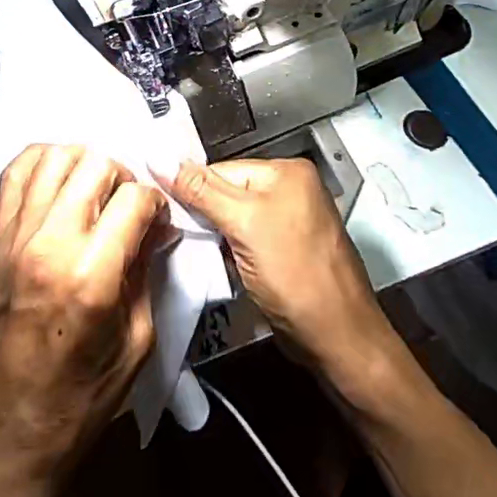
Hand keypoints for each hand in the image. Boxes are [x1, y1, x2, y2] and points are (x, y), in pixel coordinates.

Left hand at [0, 145, 166, 496]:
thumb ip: (146, 268)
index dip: (155, 205)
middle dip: (123, 179)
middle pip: (96, 164)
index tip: (156, 222)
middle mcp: (48, 246)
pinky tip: (62, 183)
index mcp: (91, 275)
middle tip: (127, 208)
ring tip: (95, 193)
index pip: (134, 197)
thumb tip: (157, 226)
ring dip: (85, 165)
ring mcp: (14, 238)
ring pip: (55, 156)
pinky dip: (43, 163)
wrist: (12, 425)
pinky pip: (15, 172)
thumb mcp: (139, 336)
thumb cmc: (83, 392)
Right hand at [157, 158, 399, 395]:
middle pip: (227, 192)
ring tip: (202, 254)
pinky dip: (230, 252)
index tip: (162, 209)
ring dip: (215, 237)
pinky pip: (246, 241)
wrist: (335, 336)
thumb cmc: (297, 277)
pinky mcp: (285, 251)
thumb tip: (164, 161)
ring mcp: (289, 221)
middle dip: (204, 215)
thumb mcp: (244, 224)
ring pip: (233, 220)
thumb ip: (202, 192)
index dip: (191, 189)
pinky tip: (223, 267)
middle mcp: (291, 189)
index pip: (221, 169)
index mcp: (286, 171)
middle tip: (177, 235)